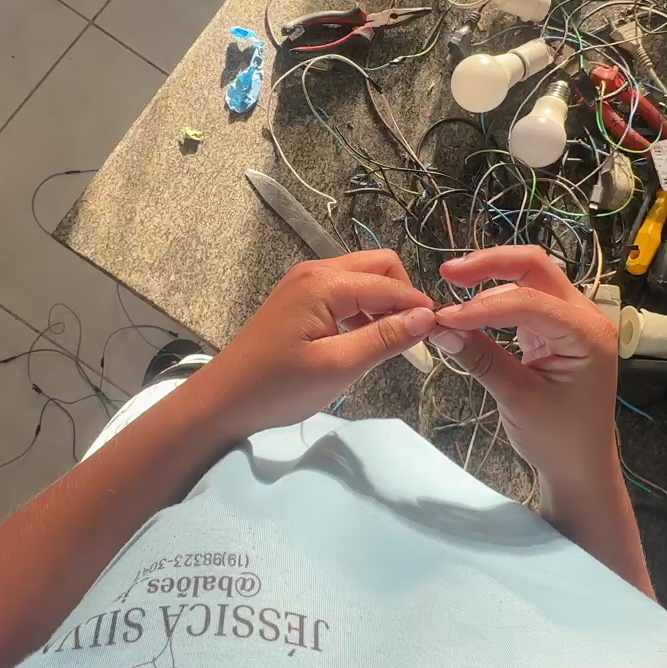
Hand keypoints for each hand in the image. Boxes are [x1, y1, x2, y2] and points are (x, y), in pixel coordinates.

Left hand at [179, 250, 435, 438]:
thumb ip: (385, 338)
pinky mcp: (301, 298)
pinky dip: (364, 310)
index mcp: (324, 283)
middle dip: (402, 297)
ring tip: (392, 344)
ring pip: (363, 278)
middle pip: (379, 267)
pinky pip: (346, 292)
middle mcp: (316, 271)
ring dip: (384, 304)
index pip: (389, 284)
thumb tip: (428, 317)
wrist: (224, 400)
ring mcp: (306, 282)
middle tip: (412, 337)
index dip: (419, 306)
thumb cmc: (278, 387)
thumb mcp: (338, 367)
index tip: (442, 334)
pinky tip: (364, 340)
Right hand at [427, 246, 621, 500]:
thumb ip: (480, 357)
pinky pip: (523, 300)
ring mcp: (570, 320)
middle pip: (535, 268)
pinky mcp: (554, 329)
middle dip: (490, 264)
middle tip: (447, 272)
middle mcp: (584, 316)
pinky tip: (469, 307)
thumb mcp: (517, 398)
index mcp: (587, 333)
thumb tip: (438, 327)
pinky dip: (494, 299)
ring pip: (529, 278)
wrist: (580, 468)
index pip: (529, 301)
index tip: (444, 318)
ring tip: (452, 287)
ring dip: (490, 277)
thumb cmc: (558, 439)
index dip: (482, 306)